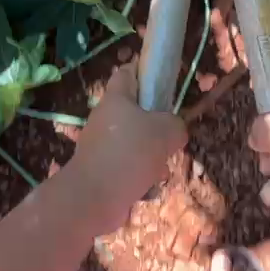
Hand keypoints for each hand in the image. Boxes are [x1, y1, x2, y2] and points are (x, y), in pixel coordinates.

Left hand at [68, 63, 187, 232]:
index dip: (144, 72)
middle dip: (155, 126)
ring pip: (133, 143)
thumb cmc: (129, 153)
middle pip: (134, 112)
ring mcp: (100, 145)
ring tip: (160, 170)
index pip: (127, 73)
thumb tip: (174, 130)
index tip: (162, 84)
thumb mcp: (166, 132)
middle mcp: (104, 118)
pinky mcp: (100, 169)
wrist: (93, 198)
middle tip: (169, 138)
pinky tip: (147, 189)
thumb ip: (176, 125)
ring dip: (150, 156)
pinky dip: (139, 176)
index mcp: (115, 99)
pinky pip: (126, 167)